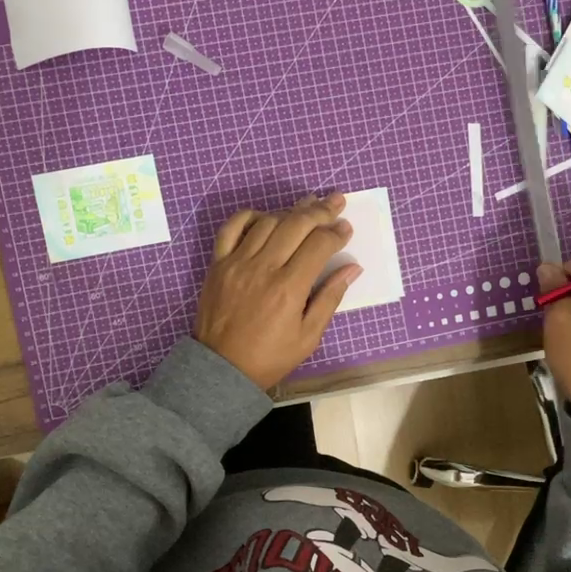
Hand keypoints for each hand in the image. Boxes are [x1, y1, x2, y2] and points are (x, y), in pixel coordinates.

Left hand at [195, 193, 359, 389]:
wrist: (221, 368)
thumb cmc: (270, 357)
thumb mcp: (308, 336)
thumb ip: (330, 298)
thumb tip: (352, 268)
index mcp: (289, 288)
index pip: (319, 244)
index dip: (336, 232)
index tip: (346, 228)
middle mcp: (263, 267)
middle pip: (296, 224)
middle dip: (320, 210)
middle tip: (335, 202)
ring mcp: (237, 262)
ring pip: (268, 221)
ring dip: (290, 211)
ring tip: (307, 207)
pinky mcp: (218, 263)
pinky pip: (231, 227)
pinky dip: (250, 216)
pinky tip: (266, 216)